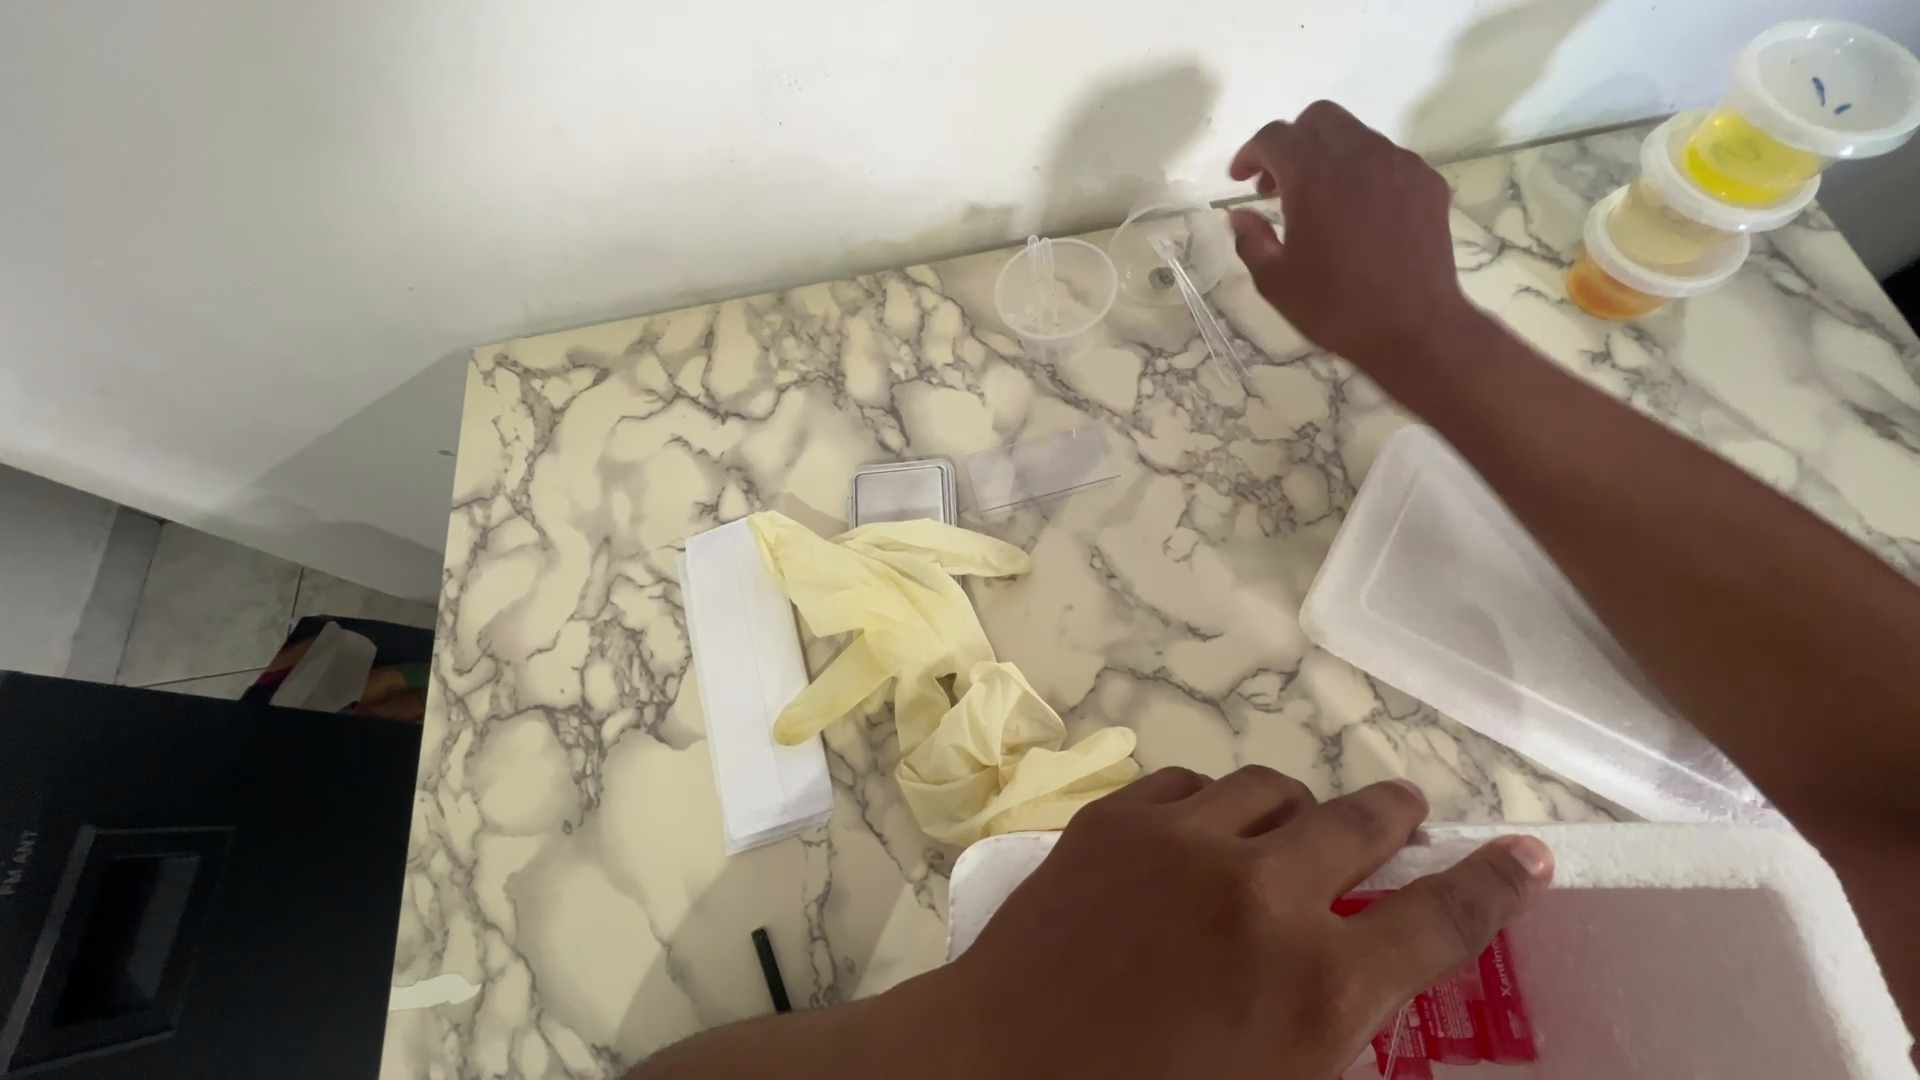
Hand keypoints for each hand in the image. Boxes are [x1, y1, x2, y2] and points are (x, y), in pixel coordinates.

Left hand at [935, 766, 1552, 1079]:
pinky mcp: (1114, 816)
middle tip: (1403, 808)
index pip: (1434, 921)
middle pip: (1355, 824)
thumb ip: (1331, 1020)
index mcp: (1314, 984)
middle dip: (1391, 815)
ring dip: (1294, 806)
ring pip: (1268, 787)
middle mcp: (1257, 890)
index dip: (1489, 886)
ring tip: (1294, 825)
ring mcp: (1178, 838)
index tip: (1522, 854)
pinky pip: (1187, 783)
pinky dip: (1211, 802)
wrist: (1005, 1062)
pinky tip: (1203, 826)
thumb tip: (1355, 973)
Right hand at [1228, 101, 1478, 368]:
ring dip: (1325, 156)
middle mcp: (1359, 156)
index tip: (1239, 180)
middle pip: (1318, 119)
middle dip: (1290, 143)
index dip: (1250, 153)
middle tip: (1275, 186)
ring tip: (1315, 202)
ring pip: (1354, 135)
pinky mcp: (1425, 181)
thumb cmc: (1333, 306)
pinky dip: (1359, 173)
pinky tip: (1354, 215)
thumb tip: (1239, 216)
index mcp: (1314, 177)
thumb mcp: (1274, 280)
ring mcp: (1399, 163)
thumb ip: (1250, 239)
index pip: (1275, 137)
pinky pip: (1385, 159)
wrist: (1412, 326)